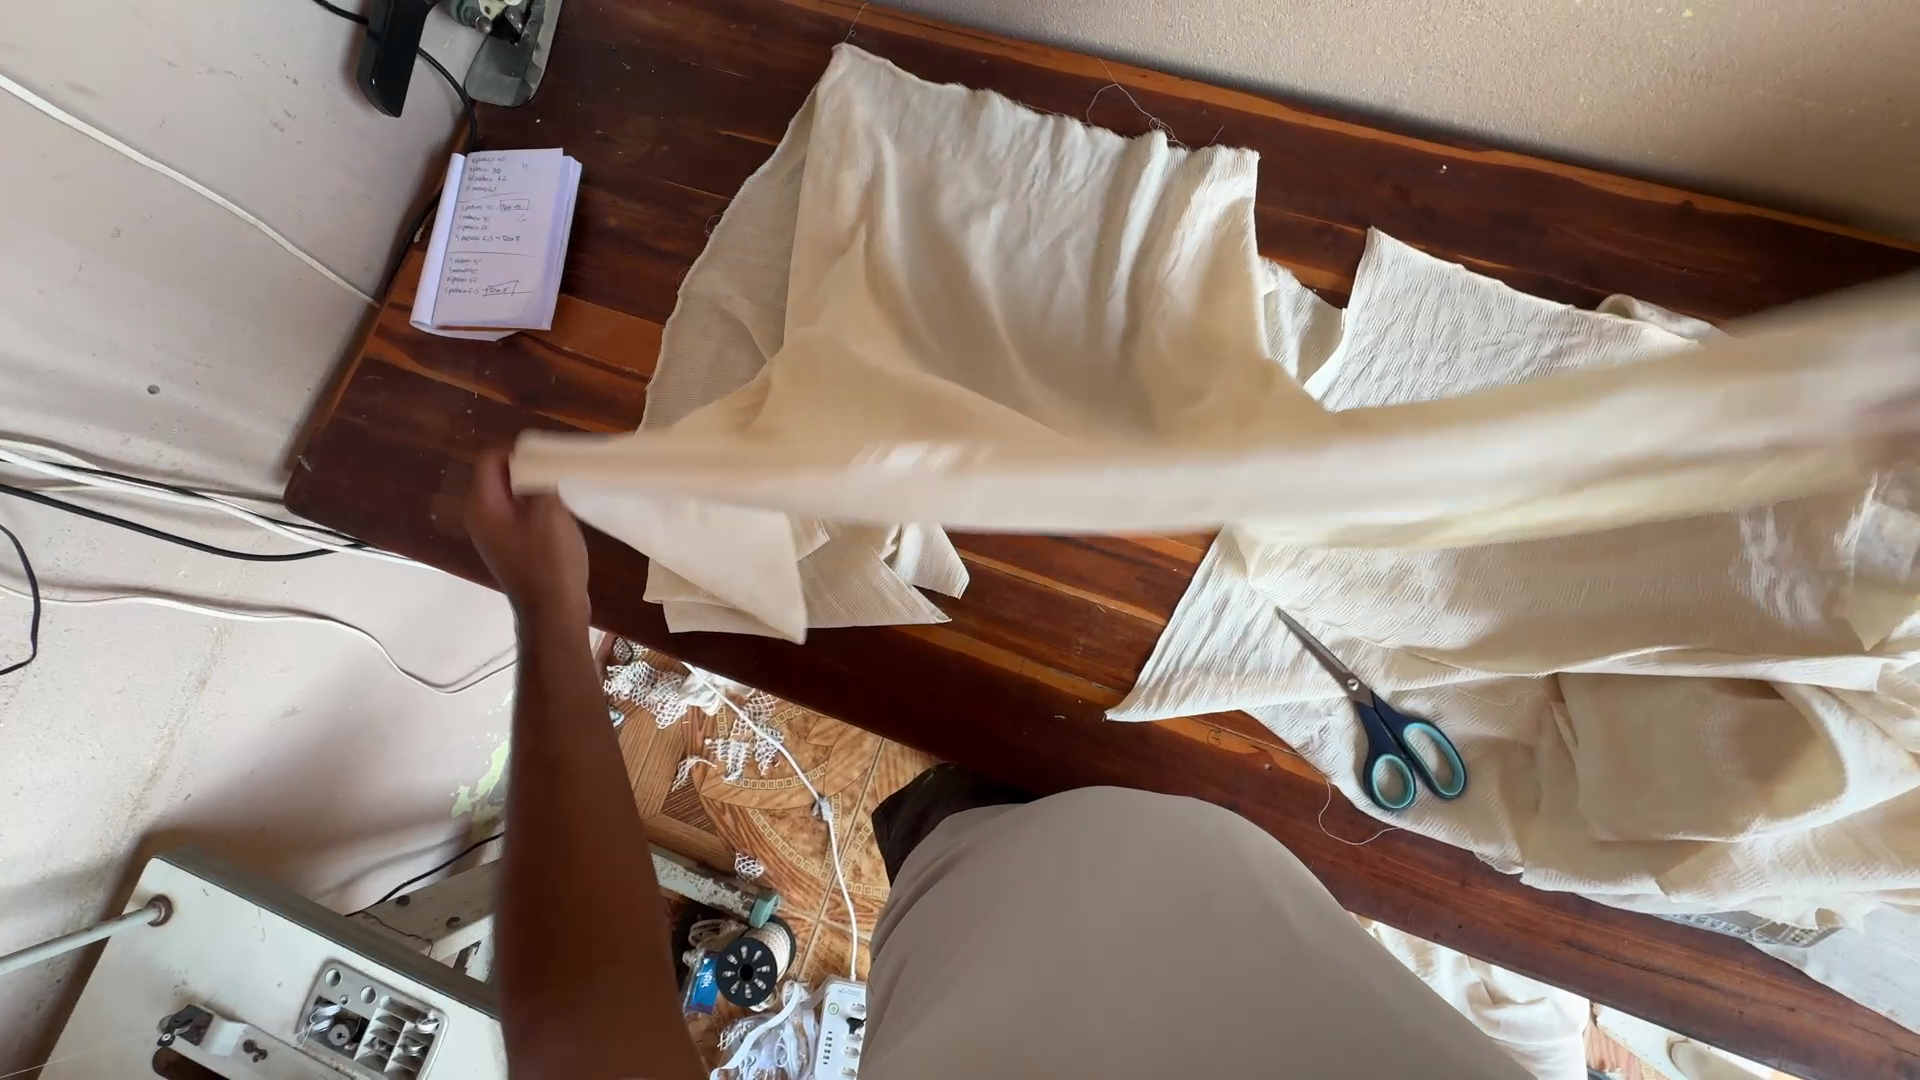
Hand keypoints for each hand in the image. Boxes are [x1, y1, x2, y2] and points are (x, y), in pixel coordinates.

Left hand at [466, 446, 589, 630]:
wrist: (553, 612)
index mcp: (483, 507)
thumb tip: (541, 459)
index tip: (553, 452)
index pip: (490, 459)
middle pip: (500, 475)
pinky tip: (563, 510)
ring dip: (537, 486)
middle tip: (563, 466)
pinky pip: (521, 512)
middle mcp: (481, 517)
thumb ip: (542, 482)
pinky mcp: (513, 544)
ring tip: (566, 485)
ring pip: (513, 494)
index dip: (519, 450)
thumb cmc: (550, 565)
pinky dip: (539, 505)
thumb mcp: (550, 517)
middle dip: (531, 466)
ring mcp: (496, 533)